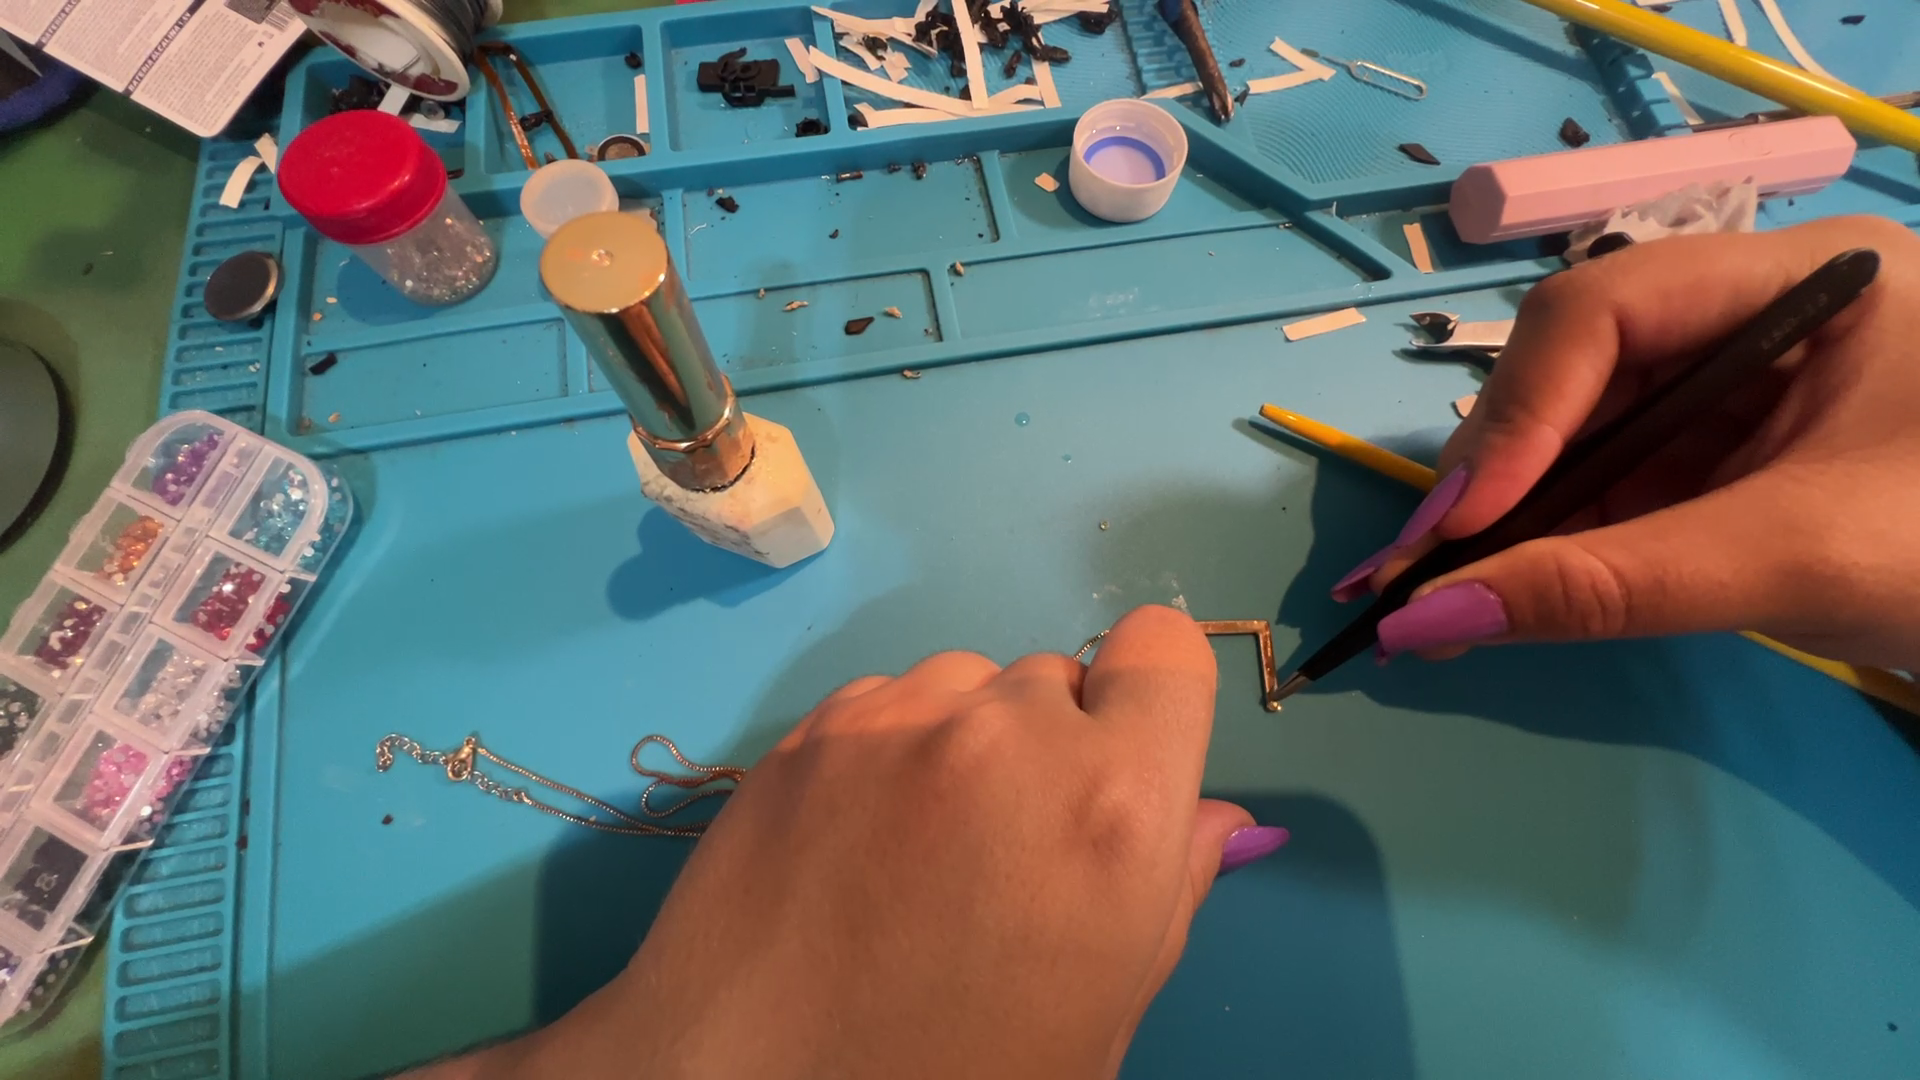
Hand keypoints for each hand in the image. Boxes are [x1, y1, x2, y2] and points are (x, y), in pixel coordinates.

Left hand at [474, 606, 1285, 1079]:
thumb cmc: (953, 1075)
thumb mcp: (1100, 1007)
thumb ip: (1173, 885)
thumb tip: (1219, 814)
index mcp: (1111, 804)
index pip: (1164, 650)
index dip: (1152, 690)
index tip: (1123, 740)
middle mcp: (1011, 730)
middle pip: (1060, 678)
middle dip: (1052, 741)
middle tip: (1004, 837)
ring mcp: (905, 711)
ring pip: (974, 682)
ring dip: (972, 735)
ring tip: (921, 836)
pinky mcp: (822, 714)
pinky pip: (896, 698)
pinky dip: (898, 741)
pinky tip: (856, 826)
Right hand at [1337, 216, 1919, 670]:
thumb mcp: (1804, 560)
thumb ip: (1609, 585)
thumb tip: (1423, 622)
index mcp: (1797, 285)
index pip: (1598, 315)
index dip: (1514, 416)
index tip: (1461, 523)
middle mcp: (1730, 325)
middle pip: (1554, 384)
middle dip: (1482, 483)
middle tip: (1418, 573)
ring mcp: (1703, 398)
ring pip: (1550, 444)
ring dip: (1486, 525)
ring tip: (1432, 599)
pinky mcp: (1687, 462)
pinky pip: (1576, 492)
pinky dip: (1523, 546)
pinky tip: (1482, 593)